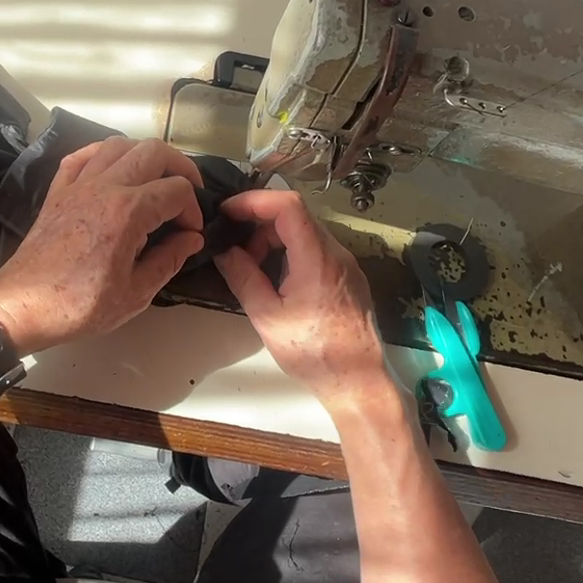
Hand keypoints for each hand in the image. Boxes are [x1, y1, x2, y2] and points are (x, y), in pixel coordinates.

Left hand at [0, 138, 204, 353]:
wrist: (24, 305)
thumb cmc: (80, 306)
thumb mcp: (135, 293)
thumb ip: (169, 260)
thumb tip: (191, 240)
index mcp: (128, 212)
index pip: (177, 190)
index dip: (193, 210)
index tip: (190, 234)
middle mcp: (104, 187)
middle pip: (154, 151)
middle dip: (180, 169)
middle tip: (187, 196)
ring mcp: (78, 185)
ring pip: (119, 144)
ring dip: (145, 155)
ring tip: (156, 181)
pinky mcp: (58, 191)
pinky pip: (83, 155)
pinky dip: (105, 154)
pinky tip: (116, 170)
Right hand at [213, 190, 392, 410]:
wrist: (358, 381)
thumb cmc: (312, 354)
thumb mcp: (267, 317)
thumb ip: (243, 277)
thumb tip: (224, 251)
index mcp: (317, 260)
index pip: (288, 205)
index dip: (254, 200)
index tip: (228, 211)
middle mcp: (337, 254)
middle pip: (295, 217)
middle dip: (260, 226)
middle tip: (238, 253)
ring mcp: (346, 264)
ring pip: (306, 233)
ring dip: (274, 241)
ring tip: (256, 271)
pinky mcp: (349, 277)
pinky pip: (316, 250)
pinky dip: (291, 253)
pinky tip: (278, 281)